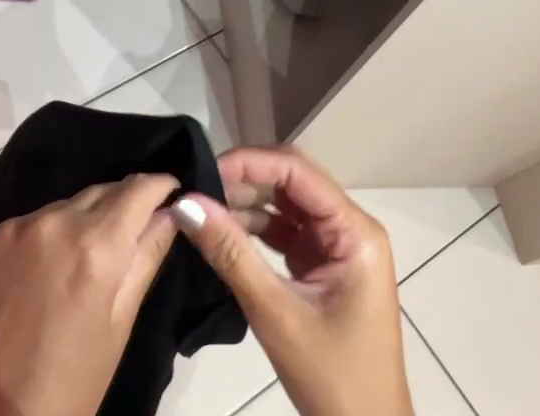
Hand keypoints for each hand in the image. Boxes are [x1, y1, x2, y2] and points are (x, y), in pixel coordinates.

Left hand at [0, 173, 179, 415]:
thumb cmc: (68, 381)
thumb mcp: (119, 324)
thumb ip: (146, 258)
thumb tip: (171, 214)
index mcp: (95, 246)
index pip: (139, 189)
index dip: (161, 185)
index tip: (173, 192)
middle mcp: (57, 221)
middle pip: (105, 190)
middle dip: (127, 202)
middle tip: (141, 228)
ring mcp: (21, 225)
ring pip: (71, 203)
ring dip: (90, 217)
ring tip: (96, 253)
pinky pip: (40, 219)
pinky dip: (56, 230)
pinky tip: (57, 263)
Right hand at [170, 146, 411, 415]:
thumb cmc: (332, 375)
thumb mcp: (276, 312)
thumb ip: (230, 253)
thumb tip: (185, 203)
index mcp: (354, 231)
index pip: (298, 172)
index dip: (249, 163)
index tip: (202, 172)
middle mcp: (349, 228)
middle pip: (292, 182)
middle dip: (244, 180)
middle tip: (196, 188)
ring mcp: (337, 247)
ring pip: (285, 205)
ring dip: (245, 203)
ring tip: (201, 208)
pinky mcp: (322, 266)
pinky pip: (284, 231)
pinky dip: (252, 228)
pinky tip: (220, 231)